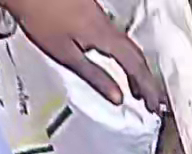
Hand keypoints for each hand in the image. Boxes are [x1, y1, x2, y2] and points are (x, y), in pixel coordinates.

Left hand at [5, 0, 164, 110]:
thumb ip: (95, 78)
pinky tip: (116, 63)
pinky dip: (122, 54)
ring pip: (126, 44)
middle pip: (136, 55)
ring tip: (135, 87)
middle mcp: (104, 22)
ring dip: (135, 68)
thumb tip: (117, 98)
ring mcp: (97, 13)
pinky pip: (115, 35)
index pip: (136, 66)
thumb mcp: (66, 55)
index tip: (155, 106)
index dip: (148, 88)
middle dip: (146, 80)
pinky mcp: (88, 8)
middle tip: (150, 101)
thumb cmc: (36, 14)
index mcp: (103, 35)